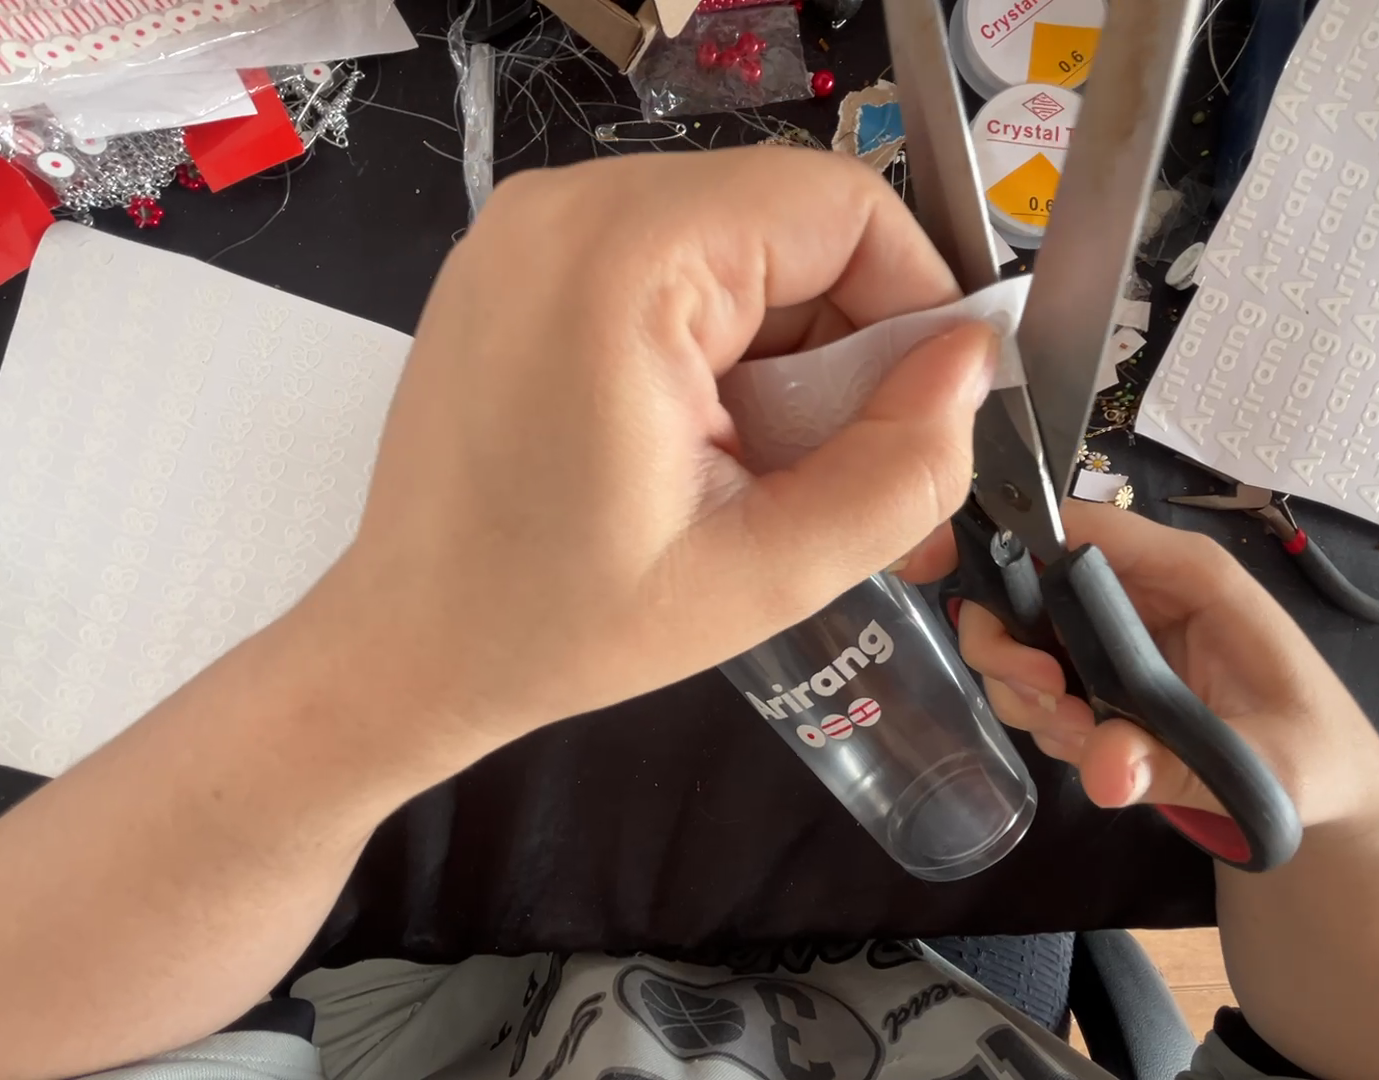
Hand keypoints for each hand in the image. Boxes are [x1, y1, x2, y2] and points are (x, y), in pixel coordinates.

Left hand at [314, 147, 992, 751]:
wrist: (410, 646)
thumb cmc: (564, 627)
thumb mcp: (764, 575)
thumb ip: (901, 471)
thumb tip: (968, 366)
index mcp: (624, 260)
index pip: (844, 208)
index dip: (915, 305)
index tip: (925, 412)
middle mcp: (567, 208)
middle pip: (788, 232)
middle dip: (845, 353)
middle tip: (847, 476)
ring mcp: (532, 232)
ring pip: (737, 257)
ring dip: (784, 366)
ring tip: (770, 479)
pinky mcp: (521, 269)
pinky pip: (671, 275)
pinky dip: (719, 354)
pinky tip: (707, 448)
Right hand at [957, 500, 1378, 827]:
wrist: (1318, 796)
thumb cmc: (1316, 757)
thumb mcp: (1274, 767)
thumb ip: (1184, 767)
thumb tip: (1101, 771)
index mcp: (1183, 574)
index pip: (1078, 524)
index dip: (1008, 537)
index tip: (962, 585)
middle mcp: (1130, 589)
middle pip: (1017, 582)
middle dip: (1005, 643)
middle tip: (1044, 697)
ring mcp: (1100, 631)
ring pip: (1010, 636)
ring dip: (1020, 692)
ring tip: (1081, 737)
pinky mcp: (1085, 669)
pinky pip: (1024, 680)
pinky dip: (1035, 717)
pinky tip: (1087, 746)